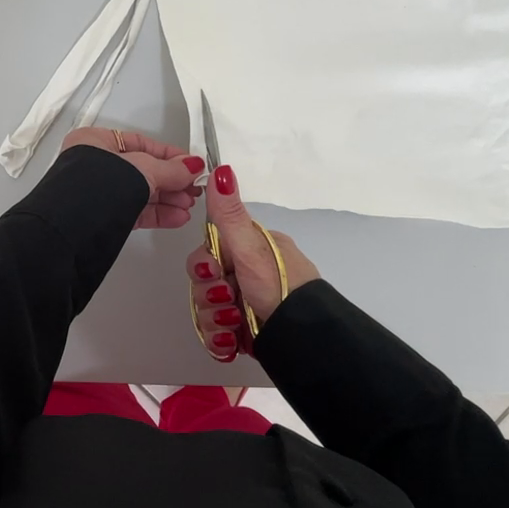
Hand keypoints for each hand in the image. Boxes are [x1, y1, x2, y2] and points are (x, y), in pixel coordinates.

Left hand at [60, 127, 204, 229]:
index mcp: (95, 142)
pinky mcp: (104, 217)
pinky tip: (177, 217)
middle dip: (172, 181)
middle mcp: (94, 165)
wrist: (75, 227)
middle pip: (143, 170)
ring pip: (140, 193)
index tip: (192, 164)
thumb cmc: (97, 188)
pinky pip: (135, 211)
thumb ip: (170, 169)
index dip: (169, 155)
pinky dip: (158, 214)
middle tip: (194, 187)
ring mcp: (98, 193)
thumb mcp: (142, 170)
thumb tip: (192, 165)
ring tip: (189, 204)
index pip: (140, 144)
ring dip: (168, 199)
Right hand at [186, 164, 321, 360]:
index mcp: (251, 250)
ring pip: (205, 306)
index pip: (209, 250)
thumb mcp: (251, 249)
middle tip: (226, 300)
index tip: (214, 271)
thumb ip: (229, 214)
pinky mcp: (242, 331)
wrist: (305, 340)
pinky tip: (230, 340)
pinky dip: (219, 338)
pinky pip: (214, 331)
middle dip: (208, 295)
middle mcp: (247, 274)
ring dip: (214, 318)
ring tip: (233, 324)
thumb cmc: (279, 287)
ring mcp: (244, 304)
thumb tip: (221, 167)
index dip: (203, 264)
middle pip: (203, 280)